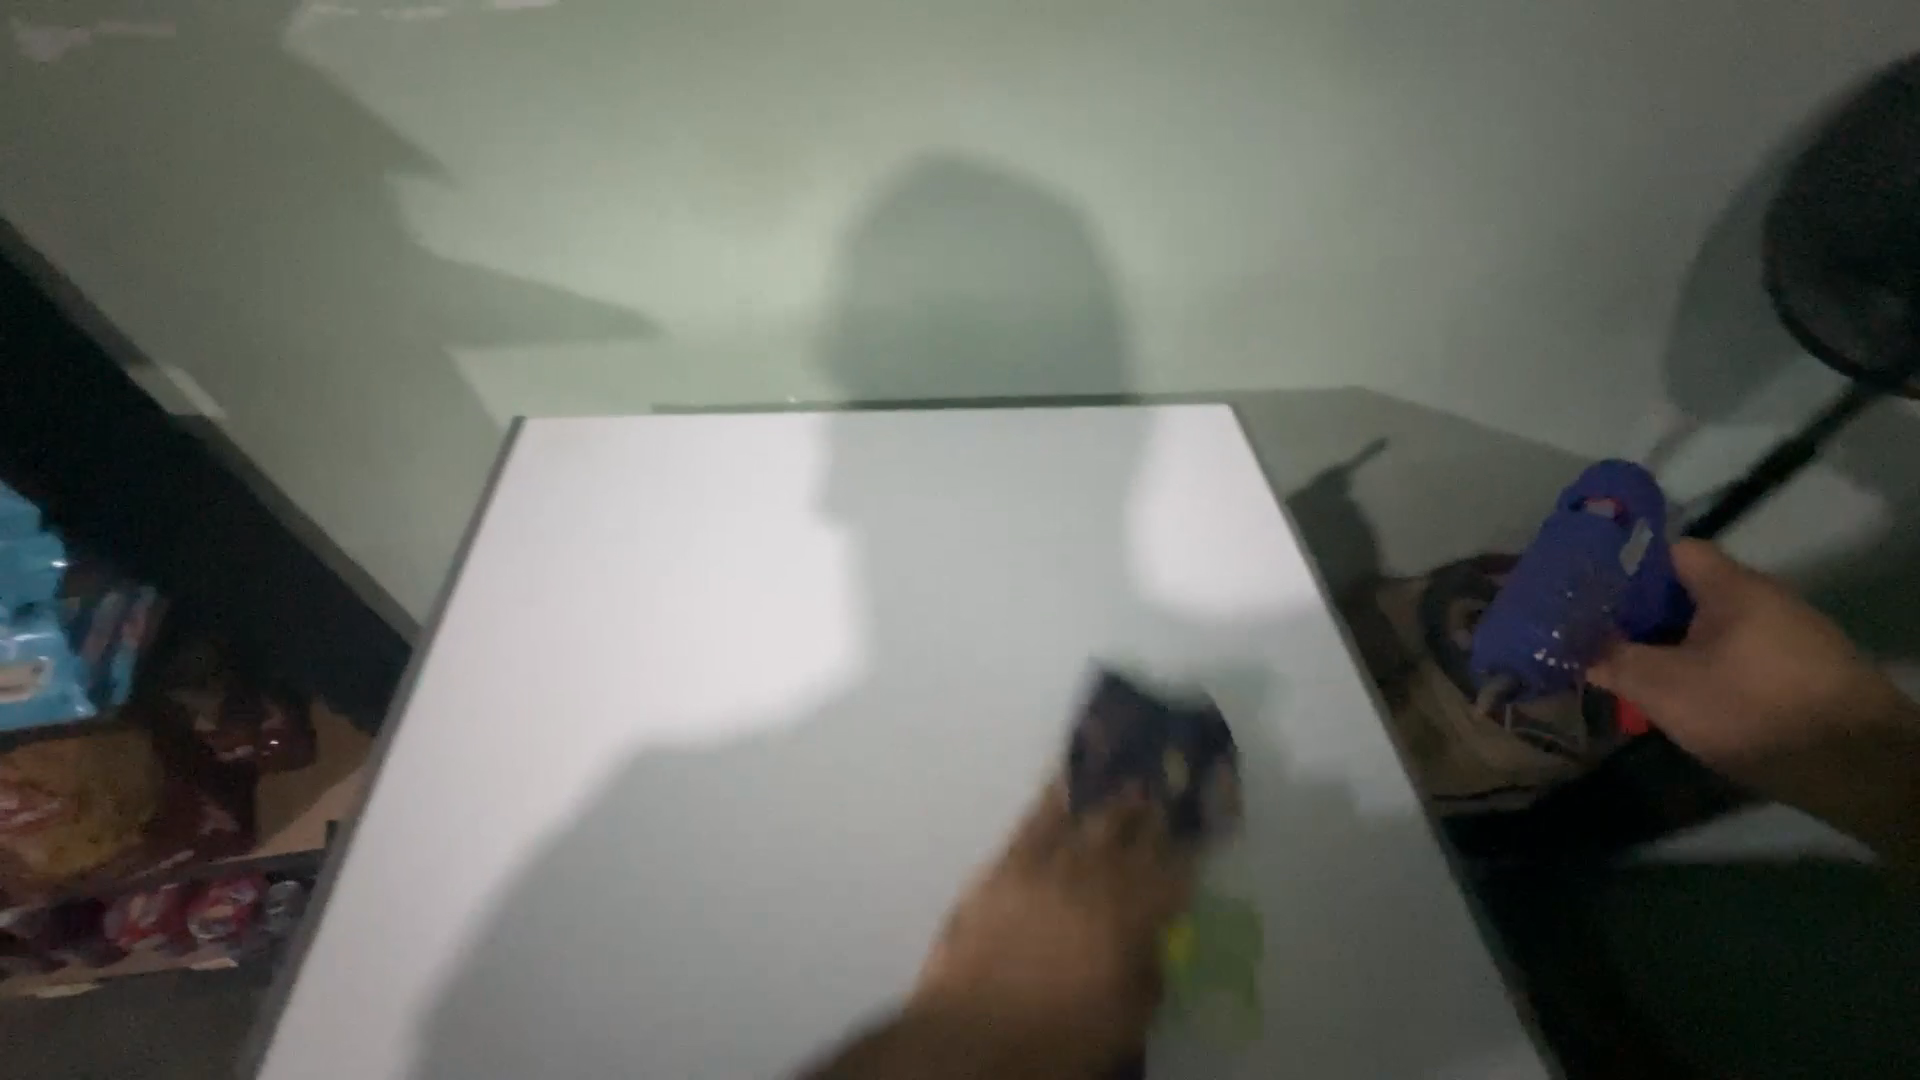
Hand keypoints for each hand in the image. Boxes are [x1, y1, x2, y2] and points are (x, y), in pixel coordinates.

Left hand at [911, 781, 1194, 1069]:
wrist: (971, 1036)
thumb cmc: (1056, 1038)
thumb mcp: (1124, 1022)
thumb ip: (1146, 973)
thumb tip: (1153, 940)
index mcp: (1126, 919)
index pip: (1169, 876)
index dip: (1187, 855)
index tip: (1197, 837)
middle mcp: (1090, 880)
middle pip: (1129, 838)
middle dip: (1150, 817)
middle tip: (1163, 797)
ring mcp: (1044, 866)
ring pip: (1085, 821)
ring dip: (1110, 801)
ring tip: (1127, 782)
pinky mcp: (1004, 865)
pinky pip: (1033, 821)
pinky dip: (1052, 798)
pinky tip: (1063, 782)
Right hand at [1589, 540, 1919, 860]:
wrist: (1862, 771)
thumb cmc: (1752, 709)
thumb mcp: (1659, 685)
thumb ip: (1607, 658)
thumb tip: (1565, 646)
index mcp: (1735, 589)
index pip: (1671, 551)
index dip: (1624, 563)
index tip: (1584, 585)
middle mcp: (1766, 603)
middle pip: (1685, 590)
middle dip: (1635, 610)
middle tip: (1589, 629)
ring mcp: (1788, 639)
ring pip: (1705, 626)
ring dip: (1664, 641)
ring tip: (1618, 661)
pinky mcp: (1798, 673)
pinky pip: (1730, 653)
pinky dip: (1695, 664)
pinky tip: (1668, 690)